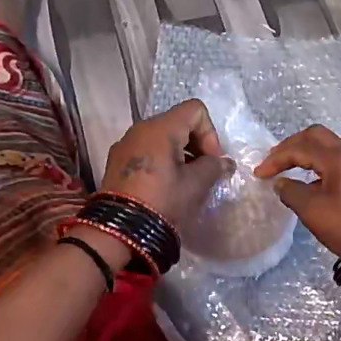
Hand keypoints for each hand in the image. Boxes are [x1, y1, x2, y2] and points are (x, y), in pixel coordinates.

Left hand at [98, 98, 234, 225]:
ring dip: (179, 153)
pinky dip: (161, 160)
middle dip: (196, 144)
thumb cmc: (162, 202)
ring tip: (184, 180)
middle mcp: (140, 128)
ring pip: (161, 137)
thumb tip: (224, 163)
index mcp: (160, 128)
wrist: (120, 230)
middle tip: (203, 171)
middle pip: (177, 122)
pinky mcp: (116, 161)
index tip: (210, 160)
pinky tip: (164, 184)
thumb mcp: (195, 185)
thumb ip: (214, 167)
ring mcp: (125, 144)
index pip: (195, 110)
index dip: (210, 133)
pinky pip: (146, 150)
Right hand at [254, 125, 340, 255]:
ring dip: (306, 154)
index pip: (301, 148)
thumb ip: (291, 192)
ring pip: (329, 147)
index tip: (260, 174)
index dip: (277, 159)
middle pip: (317, 136)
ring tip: (289, 168)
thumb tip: (281, 183)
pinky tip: (310, 180)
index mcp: (339, 158)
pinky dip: (319, 163)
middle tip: (274, 161)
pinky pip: (338, 160)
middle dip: (292, 145)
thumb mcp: (312, 210)